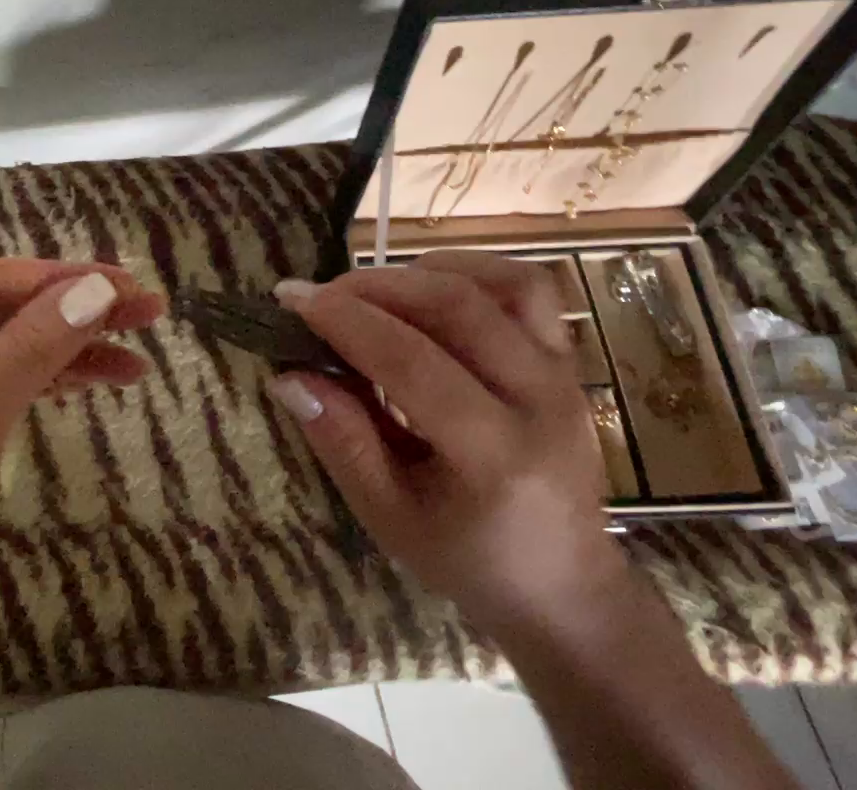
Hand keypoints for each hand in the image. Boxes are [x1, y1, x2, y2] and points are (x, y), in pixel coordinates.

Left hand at [0, 259, 164, 629]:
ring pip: (7, 348)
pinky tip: (90, 382)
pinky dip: (43, 383)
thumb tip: (98, 287)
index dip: (69, 279)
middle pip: (5, 309)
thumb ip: (35, 343)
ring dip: (68, 350)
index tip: (134, 288)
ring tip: (137, 361)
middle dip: (75, 313)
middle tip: (149, 315)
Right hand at [268, 251, 622, 626]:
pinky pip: (528, 290)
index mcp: (495, 455)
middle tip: (318, 295)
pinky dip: (470, 272)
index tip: (290, 299)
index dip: (345, 321)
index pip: (411, 362)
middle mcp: (540, 401)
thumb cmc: (467, 558)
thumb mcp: (387, 516)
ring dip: (422, 272)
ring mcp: (564, 375)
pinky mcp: (568, 362)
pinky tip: (424, 288)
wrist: (563, 583)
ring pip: (500, 284)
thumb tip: (288, 376)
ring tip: (368, 290)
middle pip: (457, 306)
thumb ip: (340, 441)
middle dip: (374, 286)